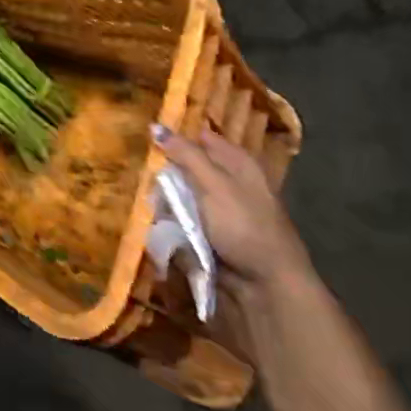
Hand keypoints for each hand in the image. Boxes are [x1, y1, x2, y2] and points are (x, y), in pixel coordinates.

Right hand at [153, 124, 311, 295]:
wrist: (266, 284)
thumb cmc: (244, 226)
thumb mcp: (214, 184)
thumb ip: (185, 154)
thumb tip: (155, 125)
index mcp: (237, 161)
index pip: (200, 136)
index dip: (176, 135)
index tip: (147, 137)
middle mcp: (230, 181)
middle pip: (189, 165)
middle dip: (166, 169)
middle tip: (144, 172)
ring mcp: (220, 208)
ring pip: (183, 192)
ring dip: (166, 197)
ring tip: (149, 199)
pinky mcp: (212, 232)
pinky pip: (184, 216)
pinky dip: (172, 217)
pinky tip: (158, 218)